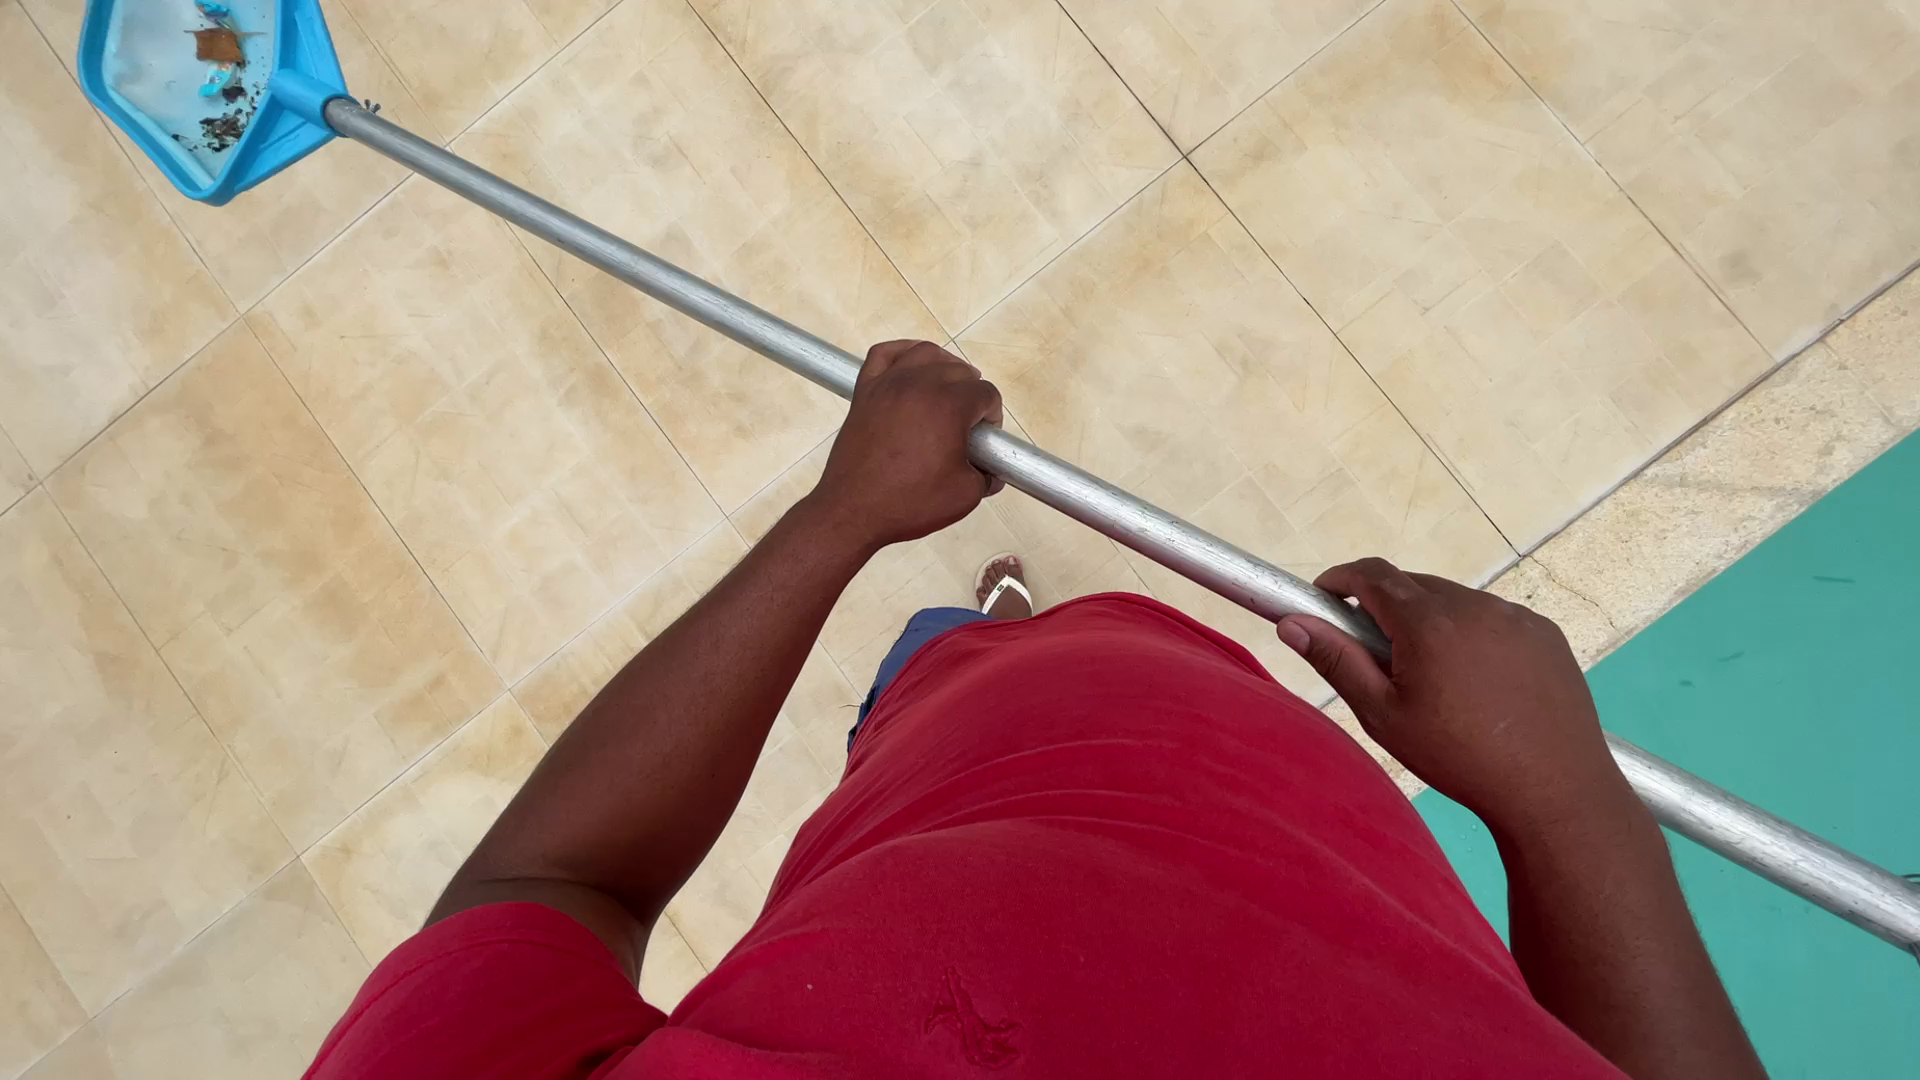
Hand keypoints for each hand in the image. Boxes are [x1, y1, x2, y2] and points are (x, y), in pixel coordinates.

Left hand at [805, 340, 1002, 552]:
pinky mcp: (864, 391)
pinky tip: (912, 366)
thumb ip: (986, 476)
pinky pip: (885, 353)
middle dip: (971, 396)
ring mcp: (888, 384)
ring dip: (944, 368)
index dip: (992, 417)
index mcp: (948, 405)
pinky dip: (903, 353)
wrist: (854, 511)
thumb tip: (990, 471)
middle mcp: (918, 384)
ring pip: (926, 354)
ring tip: (947, 392)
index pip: (986, 394)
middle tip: (967, 427)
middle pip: (959, 371)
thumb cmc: (909, 503)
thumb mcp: (965, 495)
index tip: (985, 439)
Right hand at [1276, 558, 1632, 831]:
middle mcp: (1474, 605)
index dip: (1340, 579)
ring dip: (1424, 616)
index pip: (1371, 574)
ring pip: (1450, 598)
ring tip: (1425, 669)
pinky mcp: (1545, 633)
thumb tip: (1290, 623)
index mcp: (1428, 623)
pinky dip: (1465, 629)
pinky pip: (1489, 614)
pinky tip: (1471, 675)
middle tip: (1372, 651)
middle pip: (1410, 584)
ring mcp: (1515, 616)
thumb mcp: (1381, 713)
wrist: (1556, 793)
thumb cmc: (1456, 756)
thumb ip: (1335, 660)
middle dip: (1381, 604)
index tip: (1323, 599)